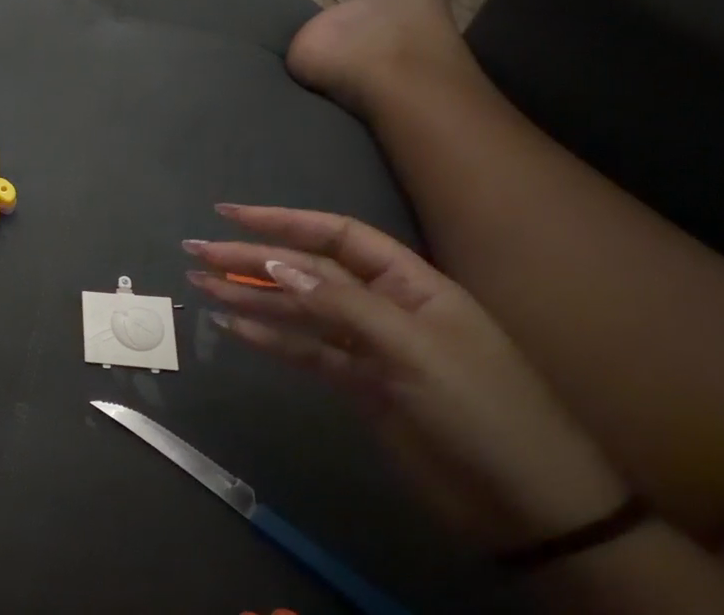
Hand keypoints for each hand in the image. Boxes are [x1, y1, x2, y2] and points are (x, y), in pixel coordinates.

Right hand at [187, 204, 631, 549]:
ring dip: (250, 298)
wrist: (527, 507)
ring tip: (200, 287)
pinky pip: (303, 353)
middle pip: (308, 272)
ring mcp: (370, 349)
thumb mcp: (413, 349)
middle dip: (252, 260)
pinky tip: (232, 329)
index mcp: (412, 285)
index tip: (230, 216)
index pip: (338, 237)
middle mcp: (387, 308)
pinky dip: (268, 340)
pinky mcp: (359, 387)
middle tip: (196, 253)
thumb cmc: (482, 412)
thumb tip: (273, 262)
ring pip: (298, 311)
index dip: (283, 221)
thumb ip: (340, 303)